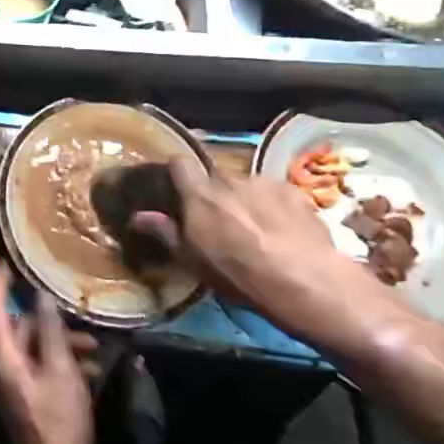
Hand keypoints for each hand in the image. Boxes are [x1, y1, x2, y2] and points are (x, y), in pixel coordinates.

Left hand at [0, 266, 99, 443]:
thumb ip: (50, 330)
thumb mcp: (61, 370)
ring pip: (34, 349)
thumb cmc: (58, 422)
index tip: (7, 262)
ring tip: (95, 349)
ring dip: (61, 344)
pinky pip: (41, 368)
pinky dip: (61, 364)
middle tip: (78, 316)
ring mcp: (13, 384)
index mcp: (2, 357)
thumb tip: (40, 296)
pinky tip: (91, 371)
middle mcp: (1, 367)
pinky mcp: (27, 398)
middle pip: (19, 330)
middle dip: (49, 321)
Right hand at [130, 161, 415, 350]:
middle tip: (221, 219)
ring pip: (248, 186)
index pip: (179, 163)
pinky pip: (276, 194)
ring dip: (247, 200)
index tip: (178, 186)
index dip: (178, 172)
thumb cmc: (239, 274)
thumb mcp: (194, 260)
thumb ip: (166, 232)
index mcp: (199, 195)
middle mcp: (229, 180)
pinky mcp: (295, 192)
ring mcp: (264, 183)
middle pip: (215, 176)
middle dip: (216, 192)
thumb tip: (138, 216)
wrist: (304, 280)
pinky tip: (284, 230)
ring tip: (258, 229)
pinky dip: (275, 206)